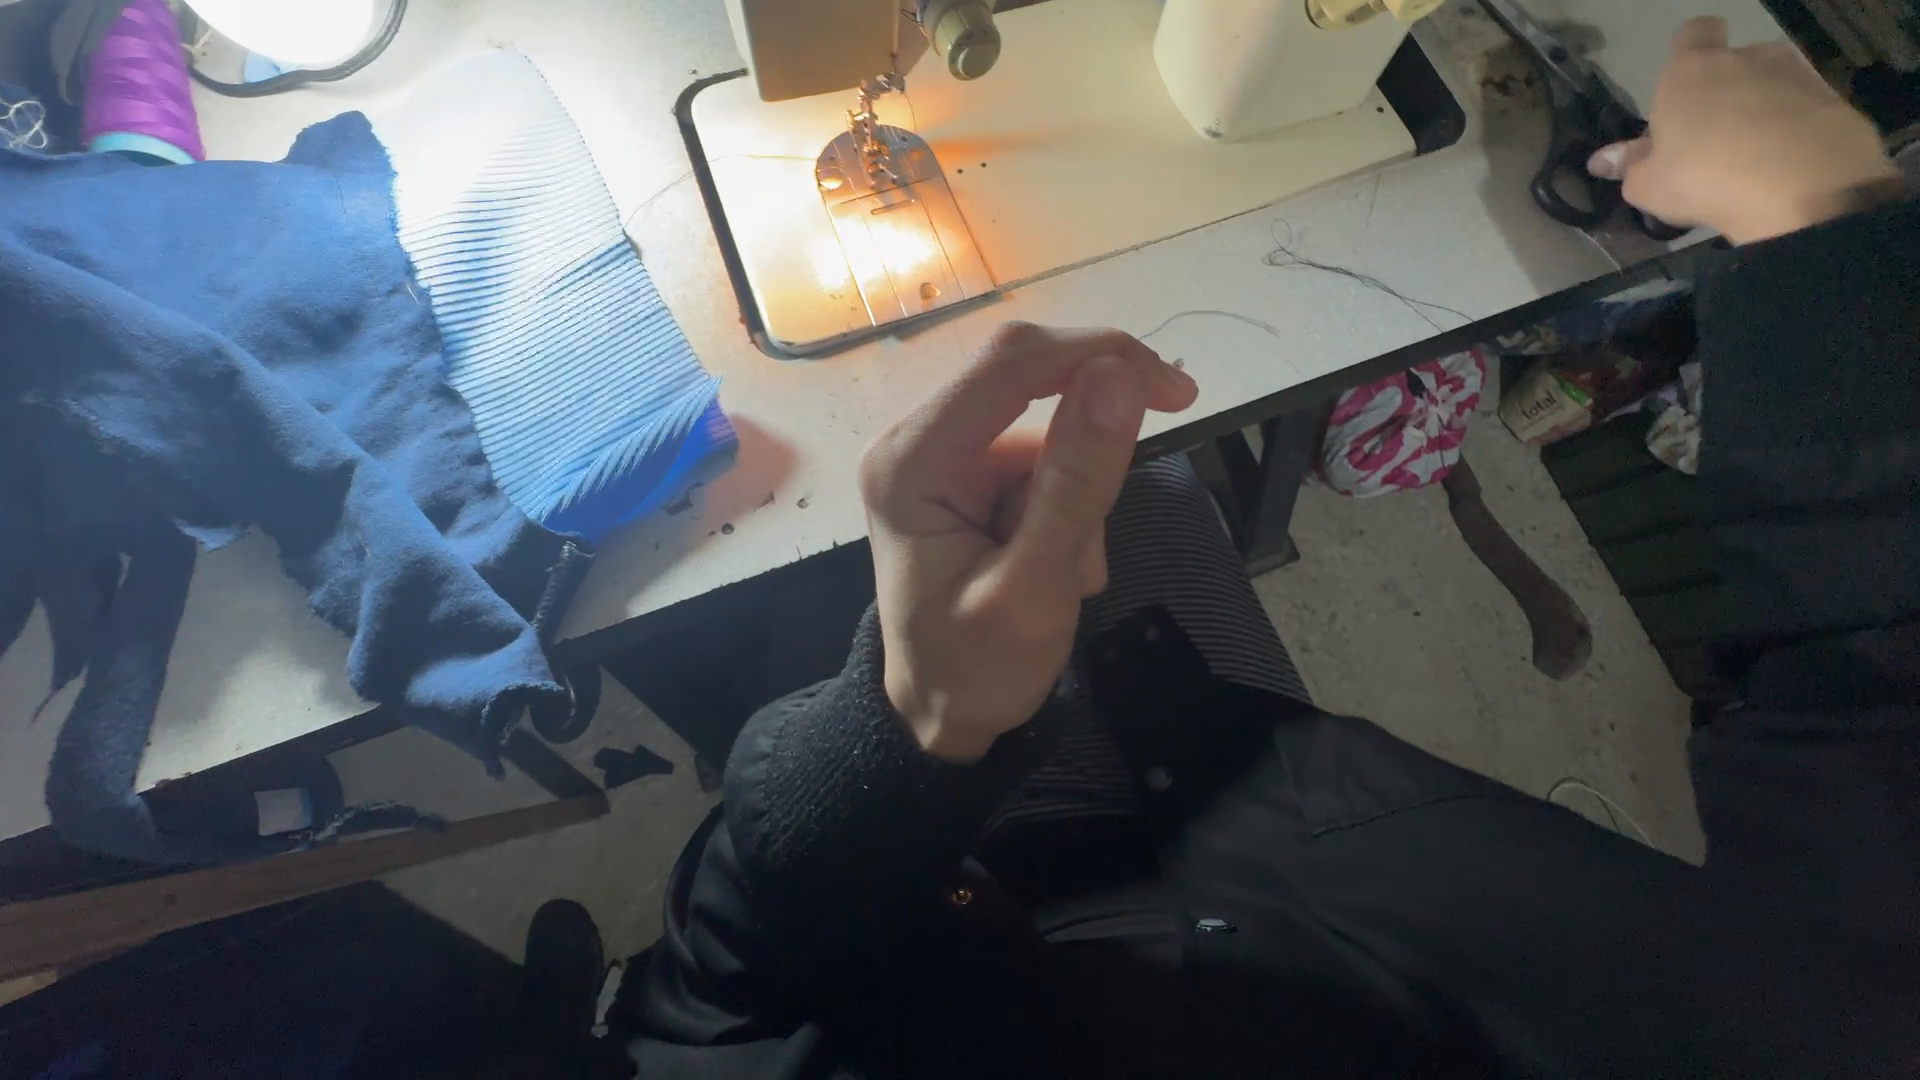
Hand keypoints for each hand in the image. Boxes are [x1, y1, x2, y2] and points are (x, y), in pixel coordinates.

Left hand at [859, 323, 1197, 761]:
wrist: (939, 713)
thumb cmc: (976, 670)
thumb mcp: (1035, 590)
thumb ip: (1076, 483)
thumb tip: (1118, 375)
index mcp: (913, 462)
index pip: (1010, 364)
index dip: (1100, 354)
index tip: (1175, 390)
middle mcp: (916, 441)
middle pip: (1026, 385)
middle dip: (1088, 450)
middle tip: (1112, 521)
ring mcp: (941, 457)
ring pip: (1045, 435)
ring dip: (1077, 502)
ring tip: (1064, 579)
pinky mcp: (966, 477)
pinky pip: (1039, 465)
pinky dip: (1065, 512)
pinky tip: (1053, 567)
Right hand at [1587, 17, 1898, 244]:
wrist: (1801, 183)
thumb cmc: (1701, 175)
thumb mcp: (1644, 183)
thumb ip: (1629, 164)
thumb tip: (1604, 159)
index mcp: (1691, 72)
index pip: (1694, 33)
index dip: (1687, 51)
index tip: (1678, 85)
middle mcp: (1746, 58)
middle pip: (1730, 63)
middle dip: (1717, 91)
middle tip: (1699, 136)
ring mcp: (1794, 73)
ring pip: (1763, 84)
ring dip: (1750, 108)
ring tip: (1736, 154)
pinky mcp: (1829, 96)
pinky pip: (1794, 106)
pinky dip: (1782, 126)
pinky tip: (1769, 162)